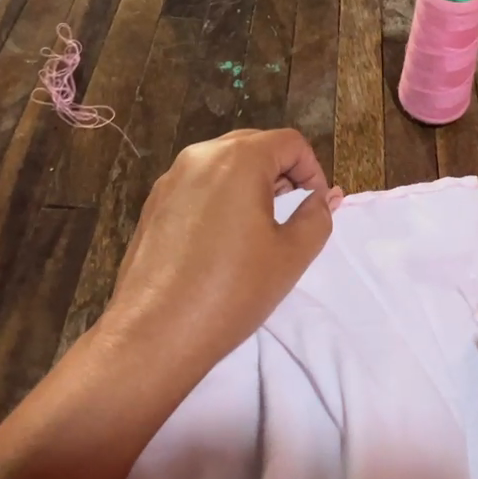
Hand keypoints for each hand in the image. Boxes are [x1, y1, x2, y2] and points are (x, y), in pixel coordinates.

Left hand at [100, 128, 339, 367]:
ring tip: (259, 228)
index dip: (312, 169)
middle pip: (255, 145)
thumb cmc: (231, 291)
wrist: (153, 336)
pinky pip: (198, 184)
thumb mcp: (291, 256)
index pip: (290, 142)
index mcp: (239, 159)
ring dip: (250, 183)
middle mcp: (201, 156)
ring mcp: (171, 178)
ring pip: (224, 163)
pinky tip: (222, 241)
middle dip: (281, 172)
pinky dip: (220, 197)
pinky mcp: (153, 203)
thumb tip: (324, 197)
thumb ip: (317, 216)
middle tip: (292, 212)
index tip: (316, 204)